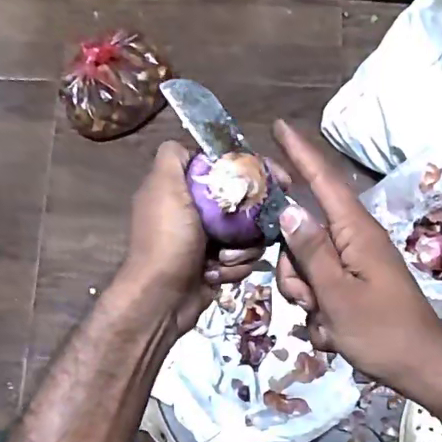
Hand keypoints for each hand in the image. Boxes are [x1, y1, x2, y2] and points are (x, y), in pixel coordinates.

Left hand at [120, 139, 264, 332]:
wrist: (161, 298)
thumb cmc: (165, 240)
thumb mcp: (163, 187)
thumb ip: (173, 156)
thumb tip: (190, 143)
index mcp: (185, 189)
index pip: (228, 168)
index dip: (254, 170)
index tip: (280, 179)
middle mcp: (198, 212)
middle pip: (246, 202)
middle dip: (254, 217)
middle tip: (267, 222)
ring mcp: (210, 241)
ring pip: (250, 234)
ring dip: (242, 248)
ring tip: (222, 258)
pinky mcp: (220, 266)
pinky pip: (244, 259)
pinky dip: (234, 268)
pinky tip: (216, 274)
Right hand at [269, 121, 441, 392]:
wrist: (420, 368)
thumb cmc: (381, 331)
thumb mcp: (337, 293)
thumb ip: (310, 251)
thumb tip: (288, 209)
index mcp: (356, 232)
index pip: (324, 181)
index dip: (300, 154)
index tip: (278, 126)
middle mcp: (355, 241)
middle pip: (303, 235)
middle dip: (295, 269)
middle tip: (307, 299)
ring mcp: (355, 265)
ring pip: (306, 267)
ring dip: (306, 296)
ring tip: (326, 322)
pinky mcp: (355, 287)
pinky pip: (320, 290)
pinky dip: (320, 314)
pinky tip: (334, 334)